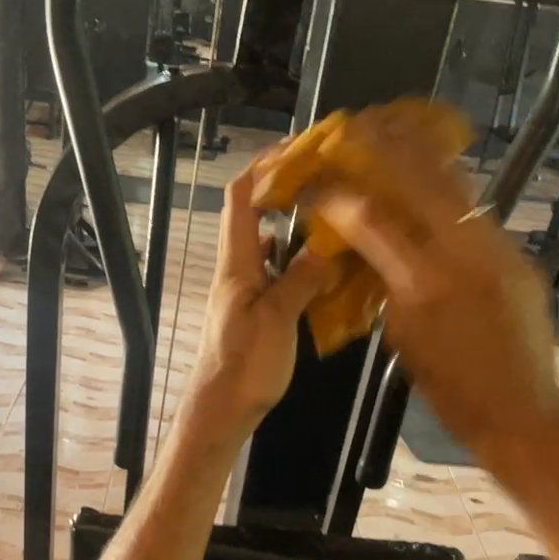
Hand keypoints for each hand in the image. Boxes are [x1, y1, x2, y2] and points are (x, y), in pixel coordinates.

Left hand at [182, 158, 333, 439]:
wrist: (221, 410)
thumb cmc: (244, 365)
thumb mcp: (277, 318)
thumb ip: (300, 279)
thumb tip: (326, 245)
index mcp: (236, 263)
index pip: (240, 198)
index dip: (263, 167)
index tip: (298, 149)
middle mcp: (238, 270)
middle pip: (257, 217)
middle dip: (289, 195)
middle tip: (330, 186)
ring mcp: (246, 291)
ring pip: (271, 248)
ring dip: (299, 231)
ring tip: (338, 223)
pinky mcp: (256, 312)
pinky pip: (279, 276)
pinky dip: (300, 266)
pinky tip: (328, 272)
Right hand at [308, 137, 558, 461]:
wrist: (523, 415)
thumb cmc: (452, 391)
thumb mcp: (405, 339)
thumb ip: (384, 283)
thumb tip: (364, 242)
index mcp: (429, 283)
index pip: (379, 220)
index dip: (345, 194)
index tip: (320, 177)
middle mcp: (469, 255)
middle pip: (424, 184)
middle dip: (387, 149)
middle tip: (358, 125)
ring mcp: (501, 252)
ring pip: (457, 190)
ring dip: (421, 158)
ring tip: (392, 131)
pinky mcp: (517, 258)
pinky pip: (475, 212)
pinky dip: (446, 189)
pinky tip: (429, 176)